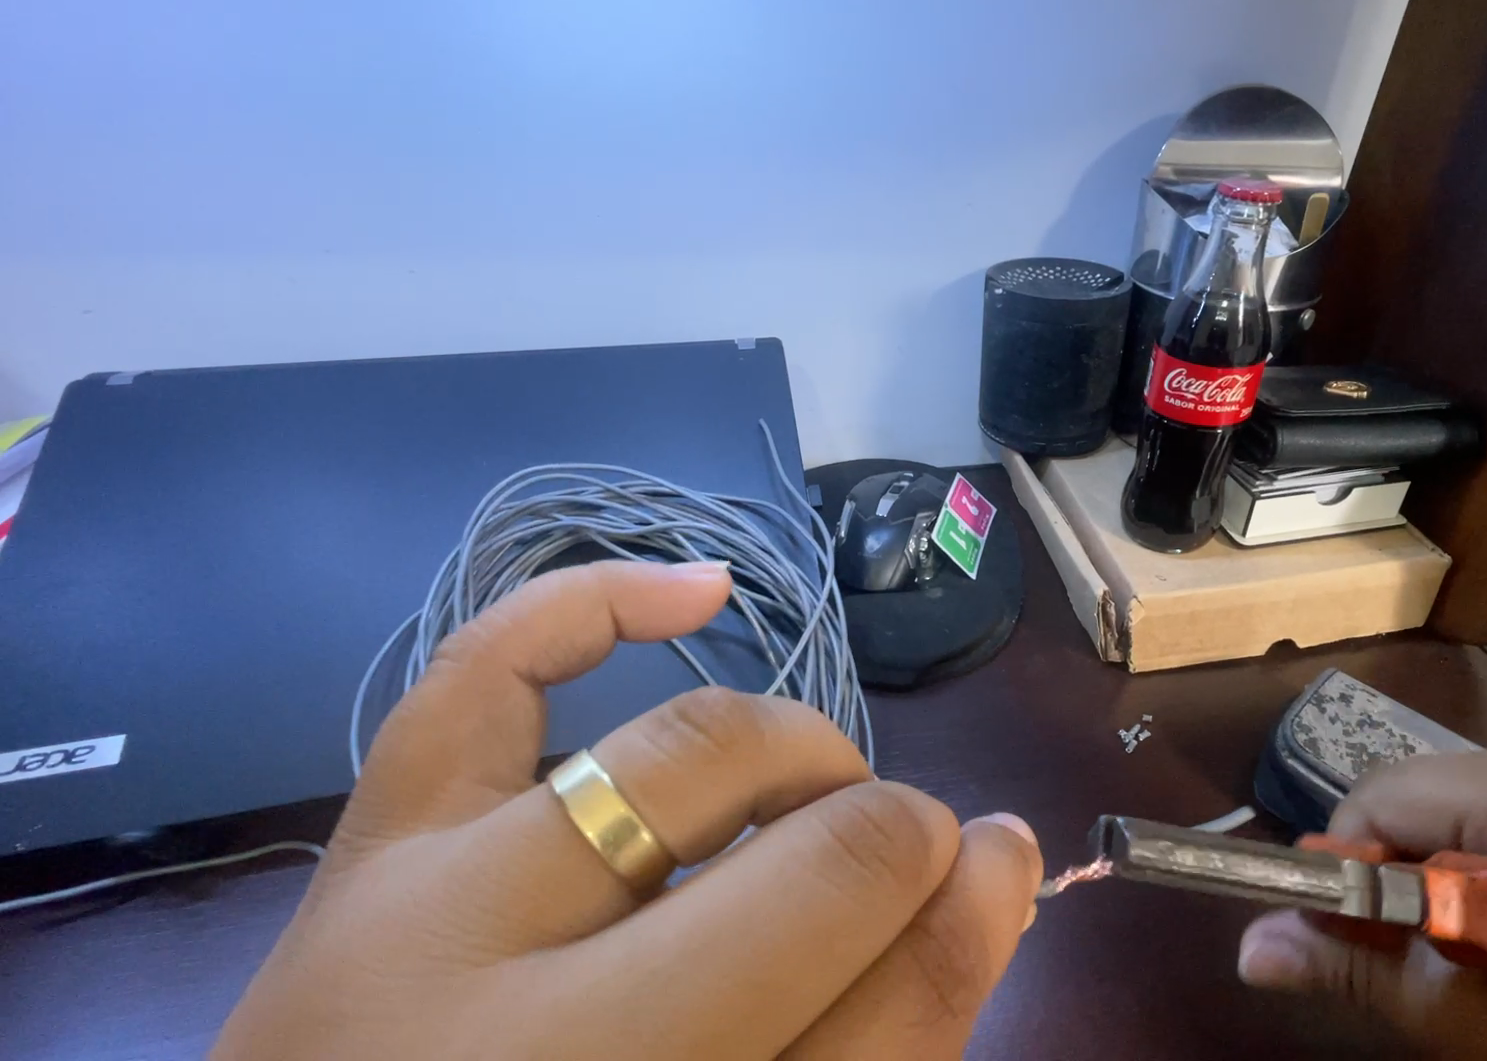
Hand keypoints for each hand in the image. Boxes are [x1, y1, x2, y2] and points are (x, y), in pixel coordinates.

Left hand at [215, 560, 1042, 1059]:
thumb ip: (897, 1022)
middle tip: (914, 836)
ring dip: (798, 747)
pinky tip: (705, 592)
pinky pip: (488, 672)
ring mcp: (417, 927)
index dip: (968, 921)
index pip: (888, 1017)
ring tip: (820, 776)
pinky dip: (602, 606)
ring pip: (686, 753)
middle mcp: (523, 1054)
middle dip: (902, 834)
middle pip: (805, 877)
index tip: (997, 867)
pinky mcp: (367, 846)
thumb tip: (999, 857)